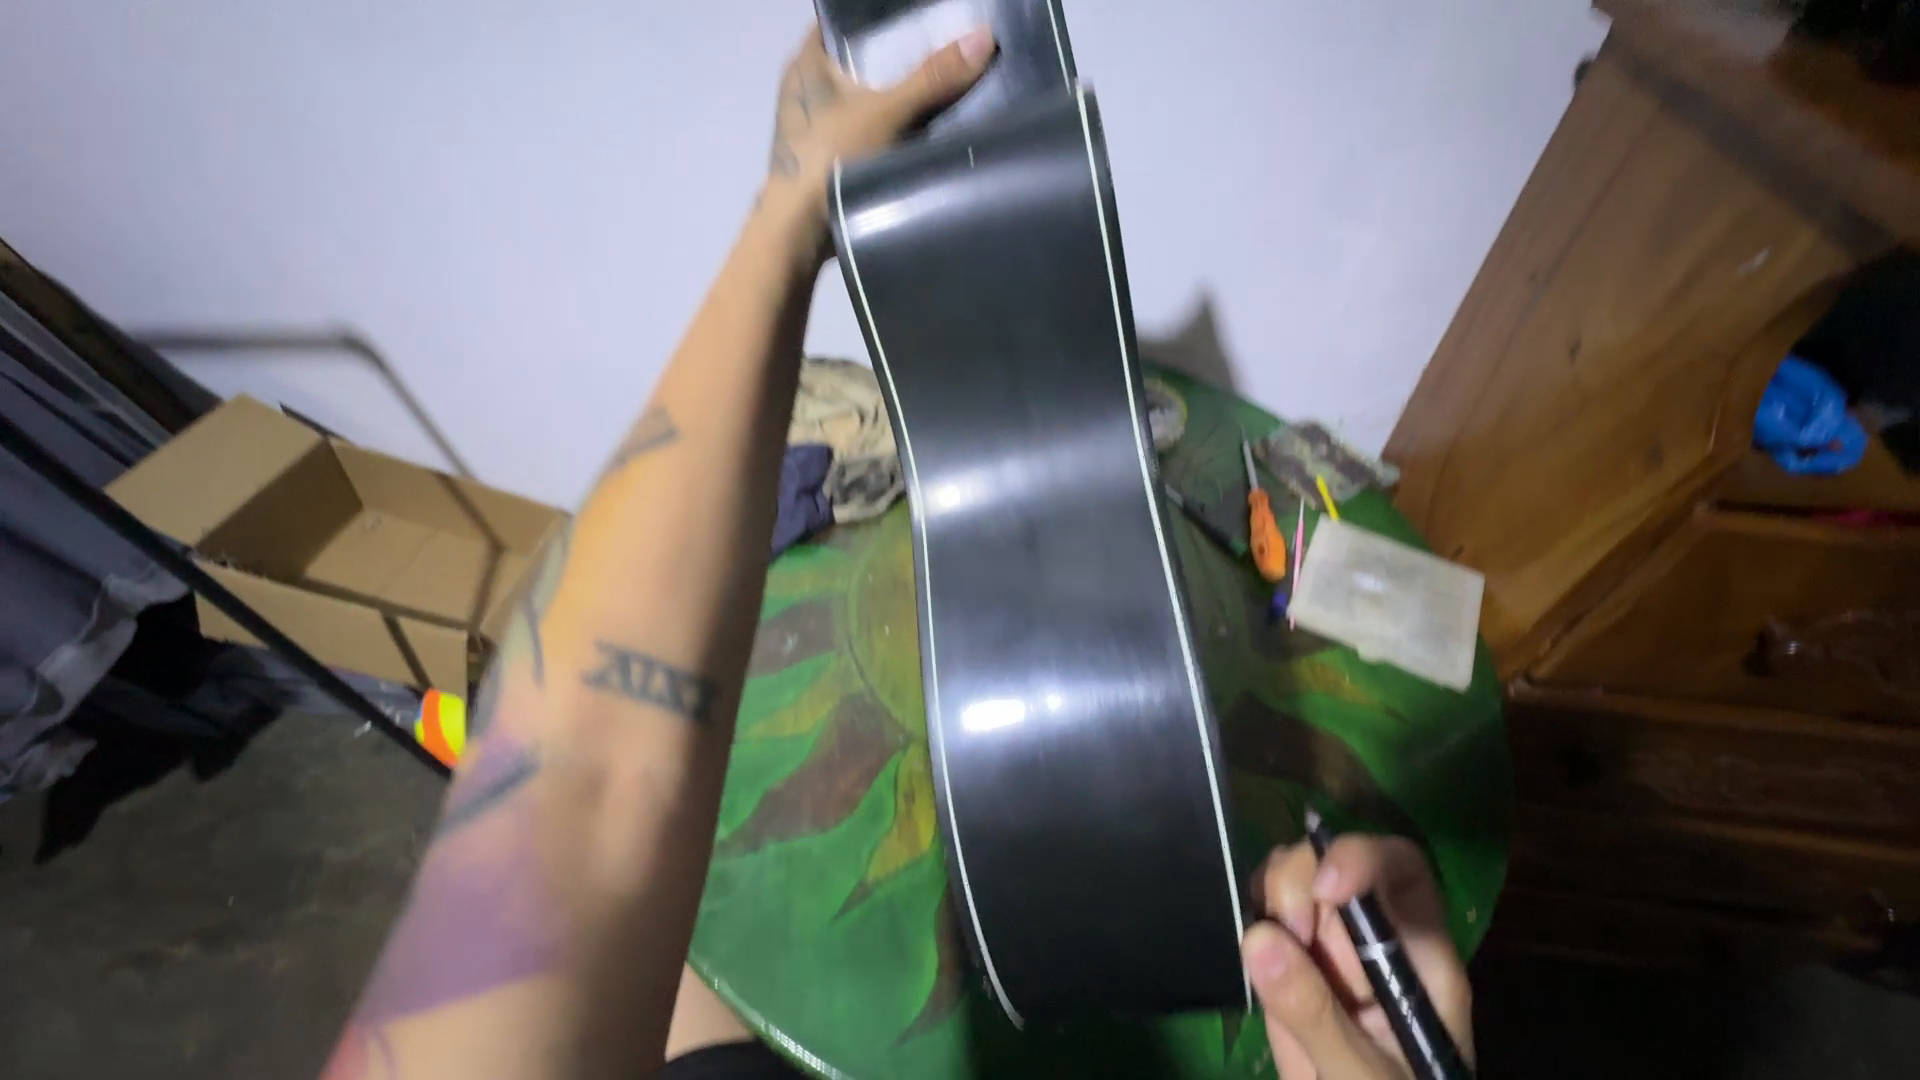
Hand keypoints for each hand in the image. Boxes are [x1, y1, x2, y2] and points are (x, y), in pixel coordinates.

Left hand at [760, 23, 995, 235]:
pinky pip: (863, 136)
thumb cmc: (831, 157)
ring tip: (938, 89)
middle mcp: (805, 90)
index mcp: (807, 61)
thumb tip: (984, 38)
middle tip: (940, 52)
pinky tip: (918, 135)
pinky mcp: (825, 162)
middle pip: (858, 62)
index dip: (880, 19)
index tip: (920, 19)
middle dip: (895, 61)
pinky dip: (887, 134)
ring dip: (893, 101)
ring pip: (862, 102)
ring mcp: (814, 129)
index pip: (845, 21)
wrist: (801, 231)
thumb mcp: (887, 112)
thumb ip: (932, 78)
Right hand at [1243, 834, 1474, 1078]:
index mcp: (1418, 952)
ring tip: (1271, 958)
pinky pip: (1262, 902)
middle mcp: (1372, 930)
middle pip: (1333, 857)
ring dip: (1271, 895)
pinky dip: (1251, 912)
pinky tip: (1258, 958)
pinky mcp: (1287, 949)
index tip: (1325, 889)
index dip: (1361, 858)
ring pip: (1292, 869)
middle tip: (1288, 936)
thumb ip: (1316, 1014)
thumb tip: (1259, 937)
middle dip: (1300, 882)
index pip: (1399, 868)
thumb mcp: (1363, 1078)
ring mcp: (1327, 936)